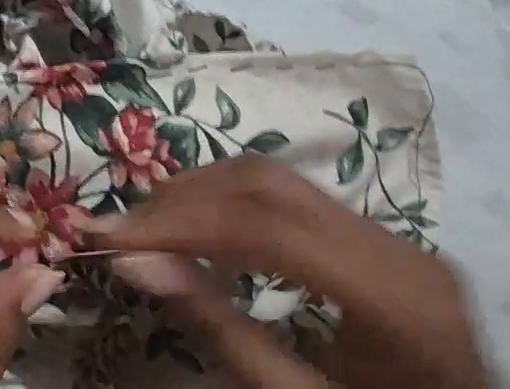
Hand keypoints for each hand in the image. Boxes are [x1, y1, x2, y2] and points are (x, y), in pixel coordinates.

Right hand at [81, 155, 490, 387]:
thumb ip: (223, 333)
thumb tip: (132, 263)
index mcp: (399, 301)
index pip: (266, 230)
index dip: (177, 225)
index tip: (108, 238)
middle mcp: (401, 250)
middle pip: (263, 186)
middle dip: (178, 200)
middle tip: (119, 229)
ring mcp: (394, 236)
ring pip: (268, 177)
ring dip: (196, 192)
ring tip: (146, 227)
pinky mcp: (376, 235)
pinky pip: (285, 193)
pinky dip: (225, 200)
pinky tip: (195, 226)